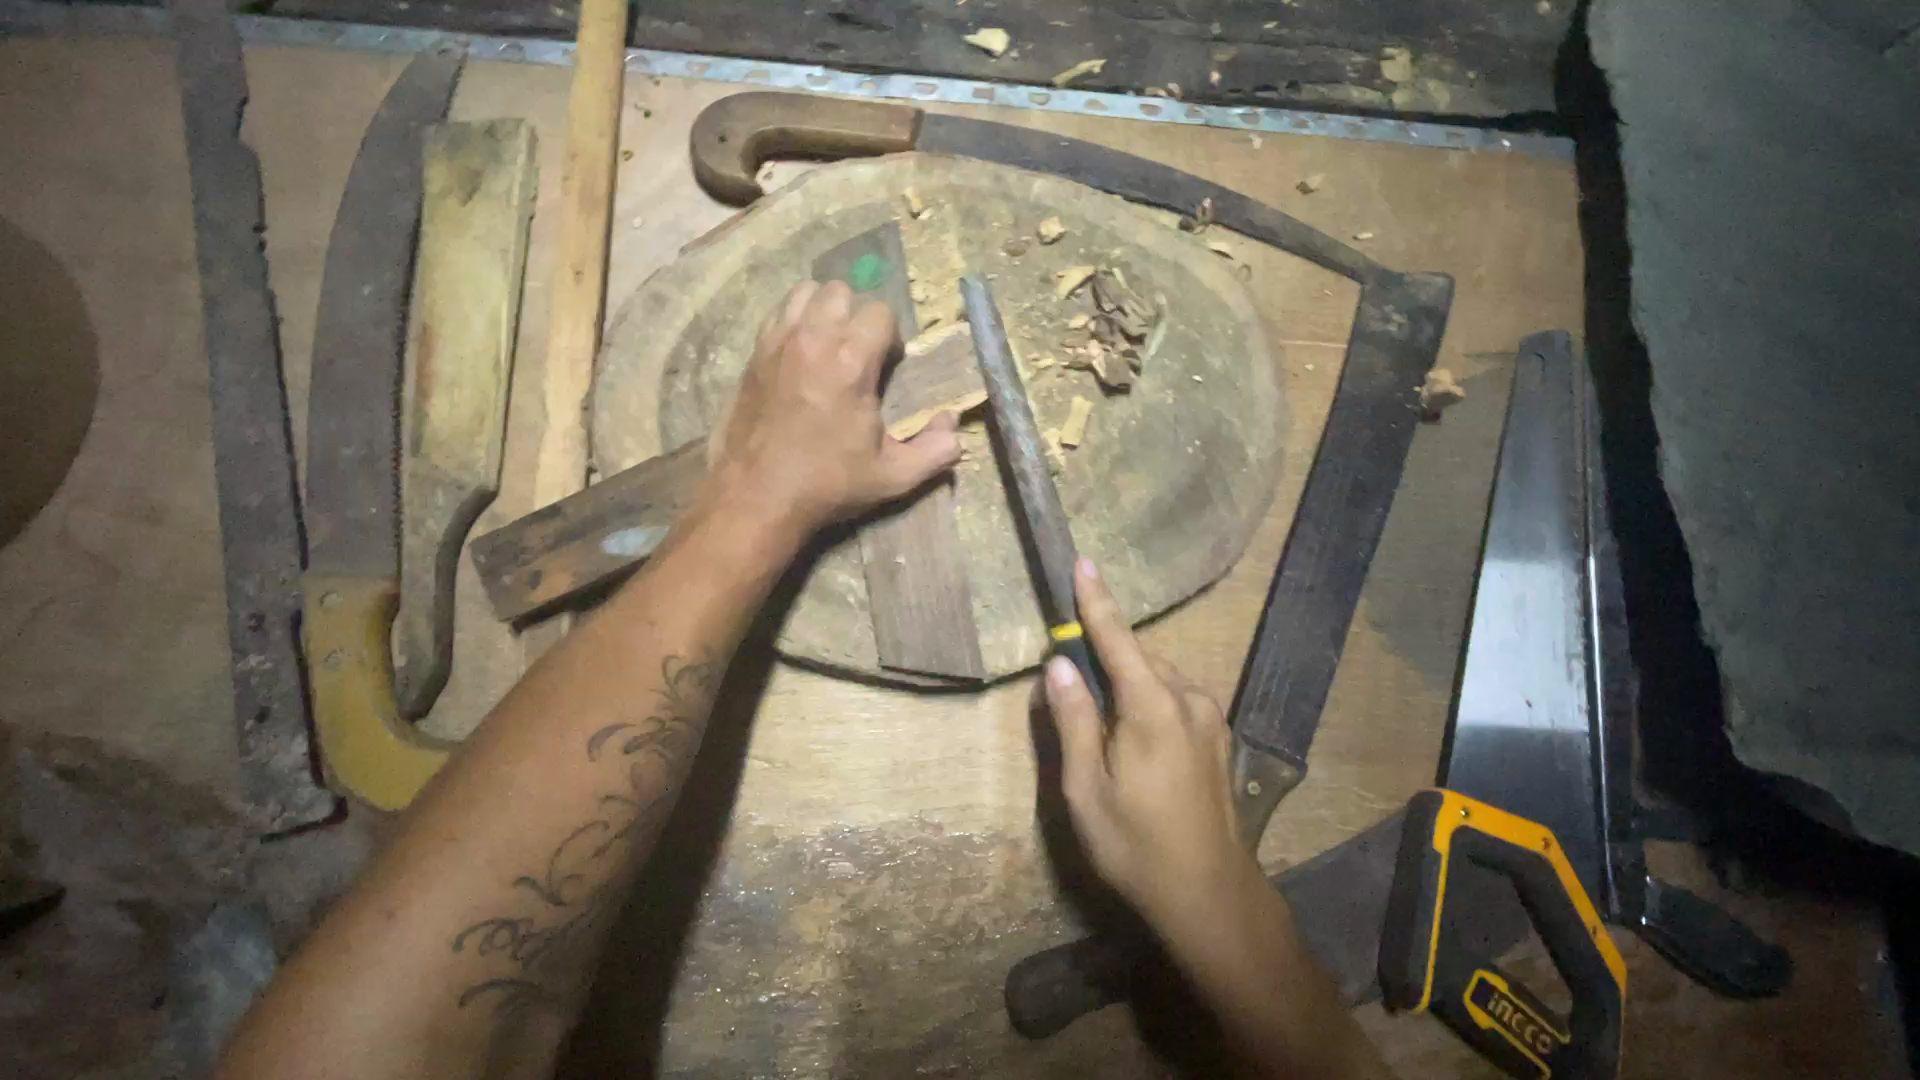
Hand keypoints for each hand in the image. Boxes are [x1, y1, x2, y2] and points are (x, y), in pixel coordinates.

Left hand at [707, 280, 962, 540]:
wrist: (757, 497)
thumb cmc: (828, 484)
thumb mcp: (893, 477)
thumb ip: (935, 450)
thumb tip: (953, 424)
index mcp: (850, 362)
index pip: (880, 312)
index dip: (891, 337)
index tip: (888, 367)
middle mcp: (812, 339)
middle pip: (841, 292)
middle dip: (857, 316)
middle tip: (859, 353)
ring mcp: (777, 343)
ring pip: (805, 293)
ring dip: (824, 310)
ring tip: (829, 345)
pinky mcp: (753, 355)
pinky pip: (778, 313)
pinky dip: (794, 321)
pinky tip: (801, 355)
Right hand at [1043, 558, 1263, 928]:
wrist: (1210, 896)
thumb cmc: (1136, 846)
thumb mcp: (1087, 789)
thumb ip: (1074, 720)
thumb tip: (1060, 665)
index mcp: (1152, 708)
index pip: (1117, 640)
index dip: (1096, 601)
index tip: (1083, 562)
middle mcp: (1189, 700)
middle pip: (1137, 657)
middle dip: (1102, 654)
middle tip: (1067, 677)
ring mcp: (1211, 718)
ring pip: (1158, 677)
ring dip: (1125, 680)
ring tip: (1098, 721)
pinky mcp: (1219, 737)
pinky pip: (1175, 697)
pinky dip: (1147, 697)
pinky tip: (1132, 735)